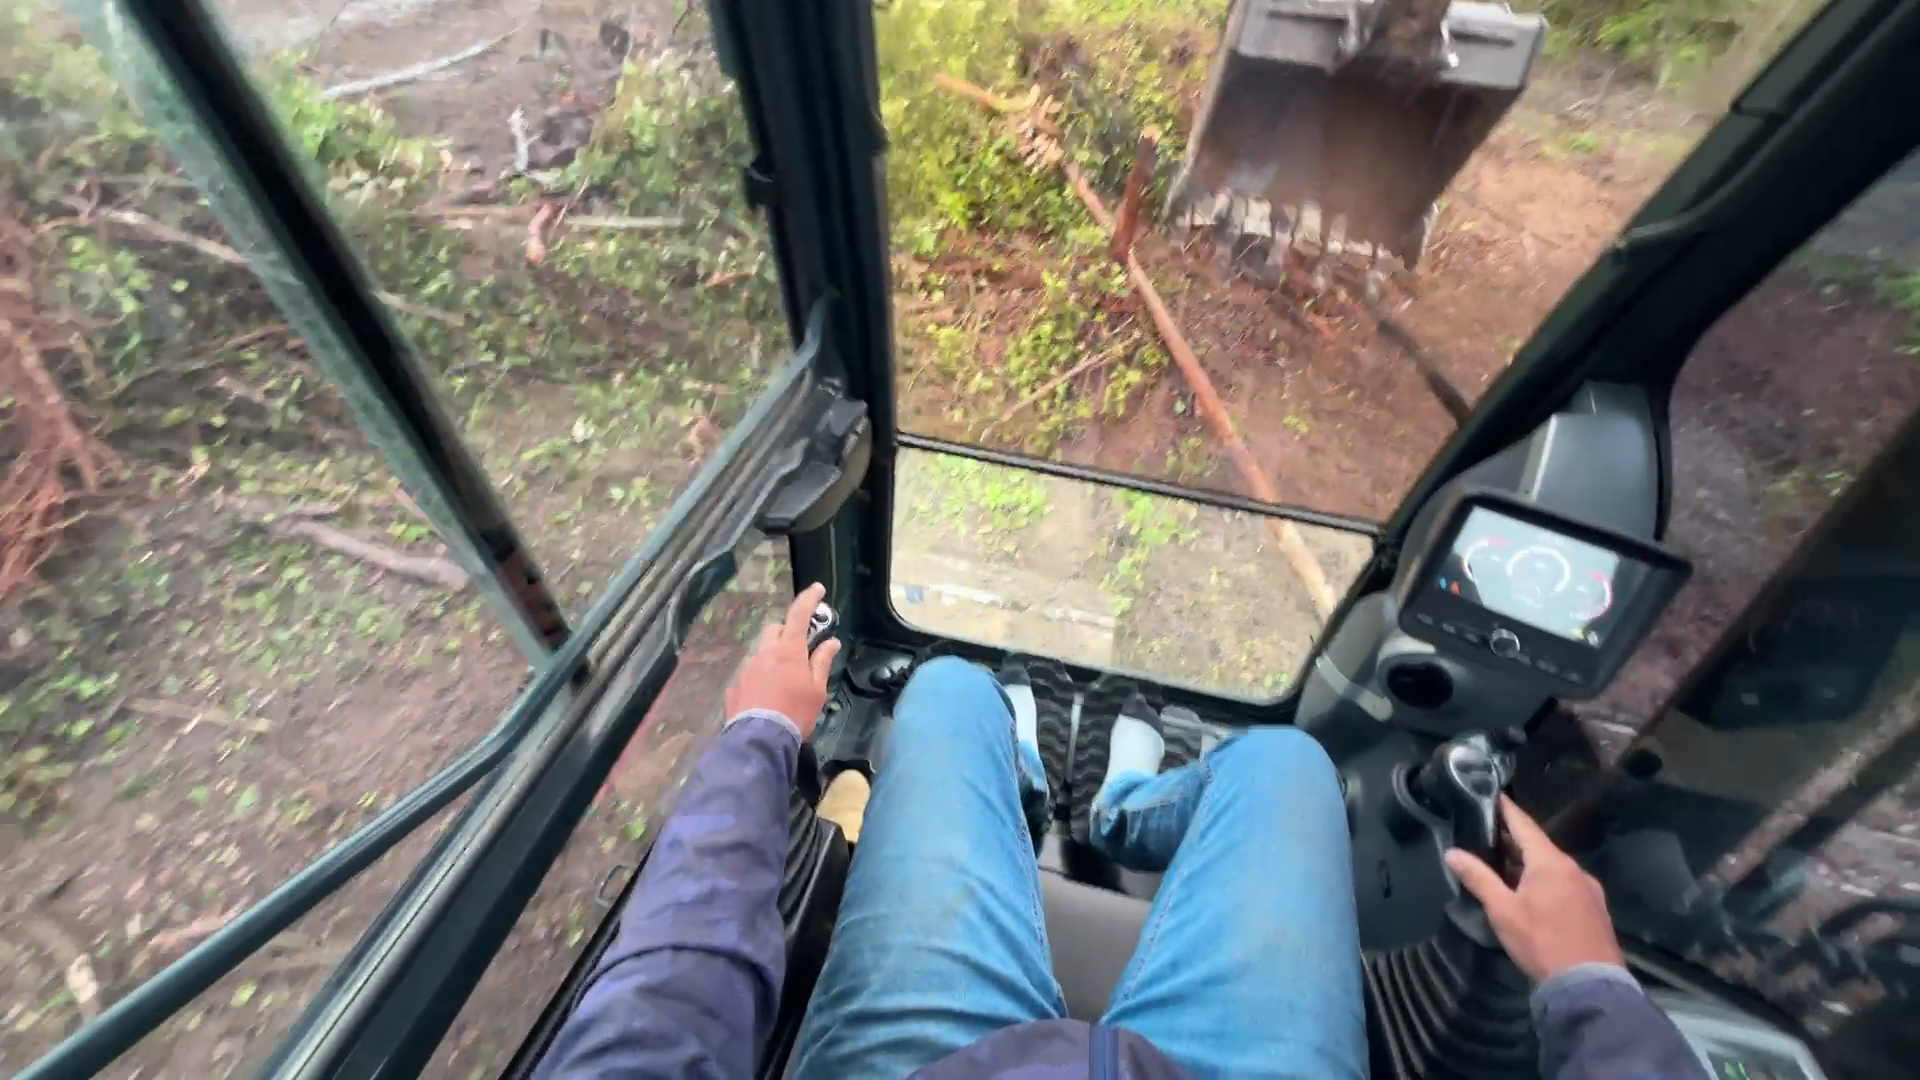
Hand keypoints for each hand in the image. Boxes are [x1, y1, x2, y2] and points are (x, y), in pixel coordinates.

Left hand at [725, 583, 841, 738]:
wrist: (760, 740)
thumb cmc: (796, 712)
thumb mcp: (817, 689)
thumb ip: (822, 662)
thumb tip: (831, 642)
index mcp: (788, 650)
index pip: (798, 614)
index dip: (809, 599)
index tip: (818, 589)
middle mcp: (764, 652)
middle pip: (775, 629)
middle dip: (788, 632)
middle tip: (801, 649)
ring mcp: (747, 668)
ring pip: (762, 651)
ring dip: (774, 656)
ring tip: (784, 680)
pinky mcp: (735, 685)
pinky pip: (751, 672)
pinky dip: (762, 676)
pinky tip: (768, 696)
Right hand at [1444, 795, 1624, 982]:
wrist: (1591, 988)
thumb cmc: (1542, 941)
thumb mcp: (1502, 910)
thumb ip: (1477, 877)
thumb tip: (1452, 853)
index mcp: (1552, 864)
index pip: (1524, 824)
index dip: (1505, 808)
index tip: (1491, 793)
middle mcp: (1574, 870)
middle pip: (1537, 844)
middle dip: (1511, 839)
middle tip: (1483, 833)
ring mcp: (1589, 891)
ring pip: (1551, 865)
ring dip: (1527, 862)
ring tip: (1500, 864)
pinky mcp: (1594, 909)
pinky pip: (1563, 882)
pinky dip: (1543, 878)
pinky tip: (1527, 890)